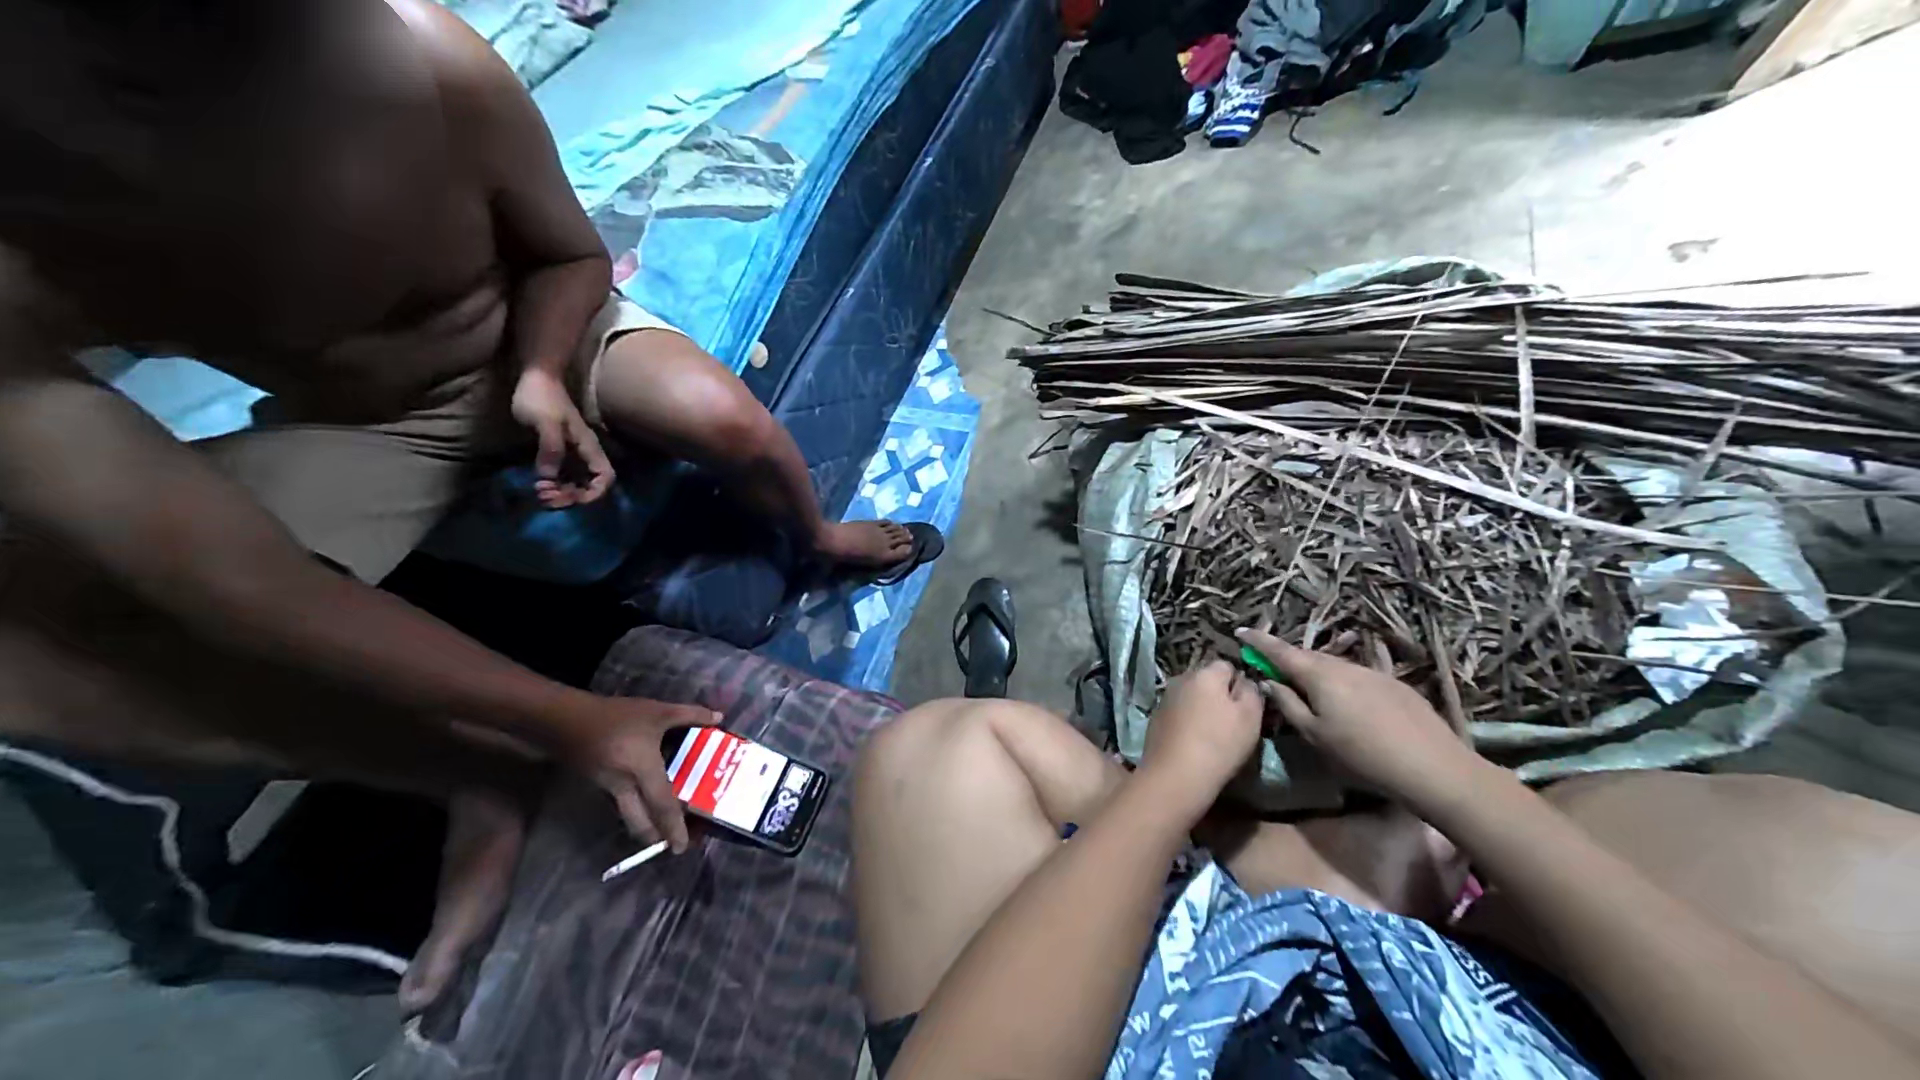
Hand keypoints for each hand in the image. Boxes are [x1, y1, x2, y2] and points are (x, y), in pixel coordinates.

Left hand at [511, 369, 613, 507]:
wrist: (536, 377)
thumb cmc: (541, 397)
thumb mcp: (545, 422)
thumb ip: (551, 448)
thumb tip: (550, 477)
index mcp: (588, 447)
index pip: (604, 477)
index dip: (594, 493)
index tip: (573, 499)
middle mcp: (584, 454)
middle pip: (590, 485)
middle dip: (571, 497)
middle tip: (546, 497)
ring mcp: (572, 454)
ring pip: (576, 482)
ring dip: (561, 493)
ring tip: (540, 493)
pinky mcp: (559, 452)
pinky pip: (563, 476)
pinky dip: (554, 485)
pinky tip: (539, 484)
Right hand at [568, 697, 719, 852]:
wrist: (565, 721)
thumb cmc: (616, 717)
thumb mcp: (657, 711)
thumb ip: (690, 714)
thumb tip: (719, 717)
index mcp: (642, 770)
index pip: (662, 806)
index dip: (673, 828)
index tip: (681, 847)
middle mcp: (625, 787)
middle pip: (641, 823)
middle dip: (658, 837)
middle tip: (676, 842)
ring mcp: (609, 789)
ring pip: (629, 817)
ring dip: (647, 826)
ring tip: (666, 824)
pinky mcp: (599, 786)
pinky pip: (621, 804)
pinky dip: (636, 809)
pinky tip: (647, 800)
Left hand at [1140, 660, 1264, 806]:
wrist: (1175, 774)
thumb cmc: (1220, 743)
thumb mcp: (1250, 716)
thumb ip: (1252, 692)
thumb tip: (1246, 682)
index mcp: (1205, 673)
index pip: (1227, 665)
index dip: (1239, 683)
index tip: (1246, 706)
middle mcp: (1181, 678)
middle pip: (1207, 679)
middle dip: (1219, 694)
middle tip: (1231, 721)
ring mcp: (1165, 697)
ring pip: (1191, 695)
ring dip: (1201, 707)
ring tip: (1212, 734)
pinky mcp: (1155, 717)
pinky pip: (1178, 711)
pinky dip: (1187, 720)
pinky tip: (1193, 740)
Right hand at [1236, 628, 1484, 812]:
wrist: (1432, 766)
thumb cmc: (1363, 755)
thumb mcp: (1315, 735)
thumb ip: (1288, 704)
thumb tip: (1272, 682)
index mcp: (1319, 676)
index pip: (1281, 651)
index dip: (1259, 641)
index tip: (1241, 632)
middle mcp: (1344, 666)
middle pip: (1308, 656)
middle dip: (1287, 658)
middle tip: (1270, 665)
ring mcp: (1373, 672)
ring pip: (1334, 665)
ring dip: (1315, 670)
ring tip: (1307, 687)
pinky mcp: (1395, 684)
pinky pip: (1356, 675)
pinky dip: (1340, 680)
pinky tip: (1346, 701)